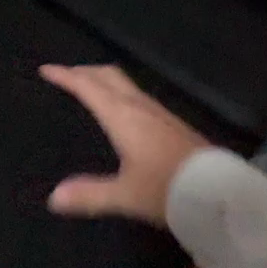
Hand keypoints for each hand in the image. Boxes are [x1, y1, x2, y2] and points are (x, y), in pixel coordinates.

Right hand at [40, 64, 210, 226]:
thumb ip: (90, 194)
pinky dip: (119, 91)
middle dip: (84, 71)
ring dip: (102, 79)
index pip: (87, 86)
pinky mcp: (172, 121)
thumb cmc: (167, 189)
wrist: (220, 193)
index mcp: (121, 115)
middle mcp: (137, 105)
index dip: (65, 76)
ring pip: (123, 82)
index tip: (46, 69)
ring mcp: (158, 111)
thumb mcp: (126, 195)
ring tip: (91, 87)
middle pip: (106, 75)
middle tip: (67, 75)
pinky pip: (136, 93)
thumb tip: (53, 198)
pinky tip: (123, 109)